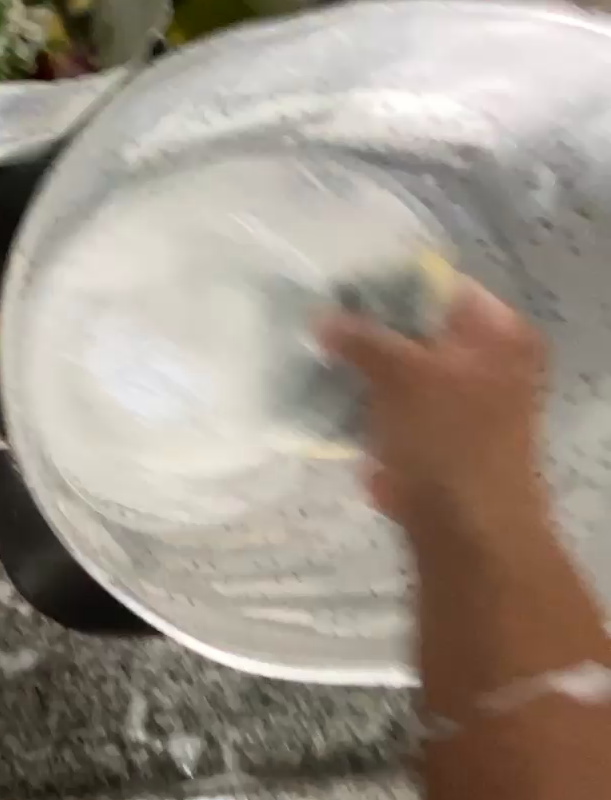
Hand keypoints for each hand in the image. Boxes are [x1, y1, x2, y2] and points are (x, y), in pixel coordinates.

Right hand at [318, 278, 549, 547]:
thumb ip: (364, 341)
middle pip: (409, 328)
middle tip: (310, 322)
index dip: (388, 288)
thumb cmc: (447, 436)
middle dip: (360, 327)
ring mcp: (443, 393)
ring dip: (348, 362)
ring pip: (386, 364)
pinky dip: (347, 392)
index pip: (438, 291)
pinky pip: (373, 396)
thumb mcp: (406, 376)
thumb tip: (319, 316)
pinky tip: (313, 387)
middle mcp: (475, 358)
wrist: (454, 511)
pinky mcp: (412, 424)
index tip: (334, 290)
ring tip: (304, 352)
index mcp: (495, 335)